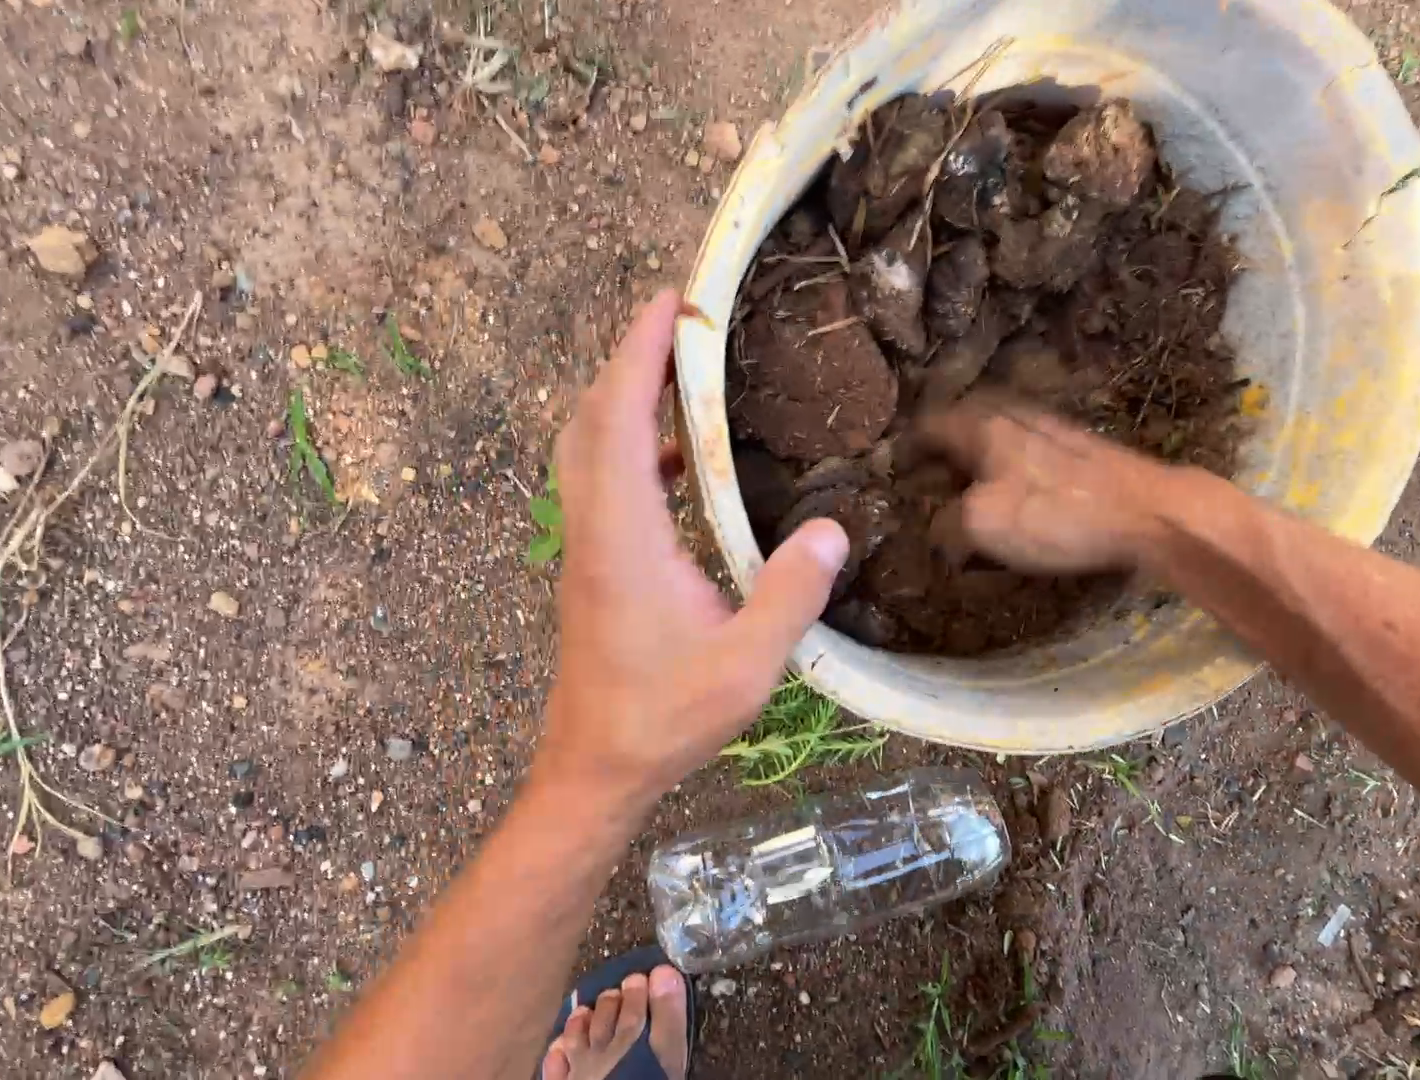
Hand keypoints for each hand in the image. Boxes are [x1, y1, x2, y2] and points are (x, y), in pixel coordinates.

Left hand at [534, 290, 849, 816]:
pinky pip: (602, 480)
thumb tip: (831, 530)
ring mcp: (587, 547)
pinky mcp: (593, 565)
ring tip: (681, 375)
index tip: (669, 303)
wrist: (595, 766)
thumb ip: (788, 596)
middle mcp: (595, 529)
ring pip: (590, 447)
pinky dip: (632, 447)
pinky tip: (679, 464)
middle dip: (630, 359)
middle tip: (681, 324)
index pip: (620, 421)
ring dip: (626, 399)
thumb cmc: (663, 719)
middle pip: (593, 419)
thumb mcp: (744, 666)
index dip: (640, 355)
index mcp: (624, 538)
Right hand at [914, 397, 1174, 574]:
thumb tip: (938, 528)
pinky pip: (1022, 450)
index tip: (895, 475)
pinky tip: (1014, 494)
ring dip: (975, 460)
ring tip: (967, 493)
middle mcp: (1011, 413)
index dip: (904, 450)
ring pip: (994, 436)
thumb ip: (944, 523)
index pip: (925, 425)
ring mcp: (1047, 426)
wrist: (1150, 513)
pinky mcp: (1075, 447)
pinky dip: (1006, 468)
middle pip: (959, 424)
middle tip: (930, 484)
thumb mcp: (982, 524)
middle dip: (940, 452)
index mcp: (981, 424)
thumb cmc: (1057, 514)